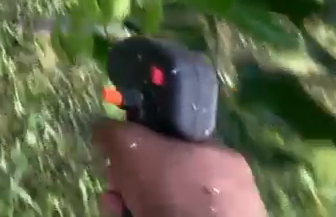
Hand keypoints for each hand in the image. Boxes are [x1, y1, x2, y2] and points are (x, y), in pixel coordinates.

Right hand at [93, 120, 266, 216]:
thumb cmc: (168, 185)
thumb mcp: (126, 141)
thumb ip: (112, 129)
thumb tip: (105, 132)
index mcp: (221, 156)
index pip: (170, 139)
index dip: (137, 143)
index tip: (119, 154)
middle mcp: (230, 186)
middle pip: (161, 171)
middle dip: (128, 176)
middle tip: (114, 182)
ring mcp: (225, 216)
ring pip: (162, 198)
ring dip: (130, 197)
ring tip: (116, 203)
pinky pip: (168, 215)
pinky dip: (141, 214)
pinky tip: (126, 215)